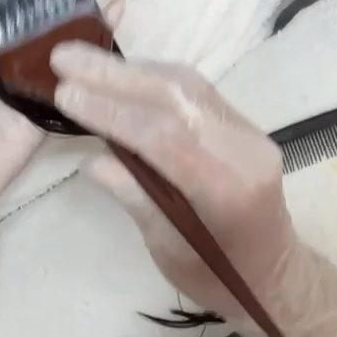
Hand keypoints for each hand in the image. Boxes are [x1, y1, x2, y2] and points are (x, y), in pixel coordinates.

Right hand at [50, 44, 336, 336]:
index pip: (162, 136)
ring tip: (82, 61)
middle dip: (114, 75)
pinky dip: (153, 79)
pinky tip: (120, 74)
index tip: (64, 94)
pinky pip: (196, 91)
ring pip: (187, 85)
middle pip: (175, 97)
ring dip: (131, 70)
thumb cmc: (216, 278)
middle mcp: (244, 150)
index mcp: (226, 189)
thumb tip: (91, 160)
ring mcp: (248, 133)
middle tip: (63, 57)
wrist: (273, 276)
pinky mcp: (243, 126)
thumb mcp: (166, 249)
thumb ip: (134, 198)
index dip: (110, 111)